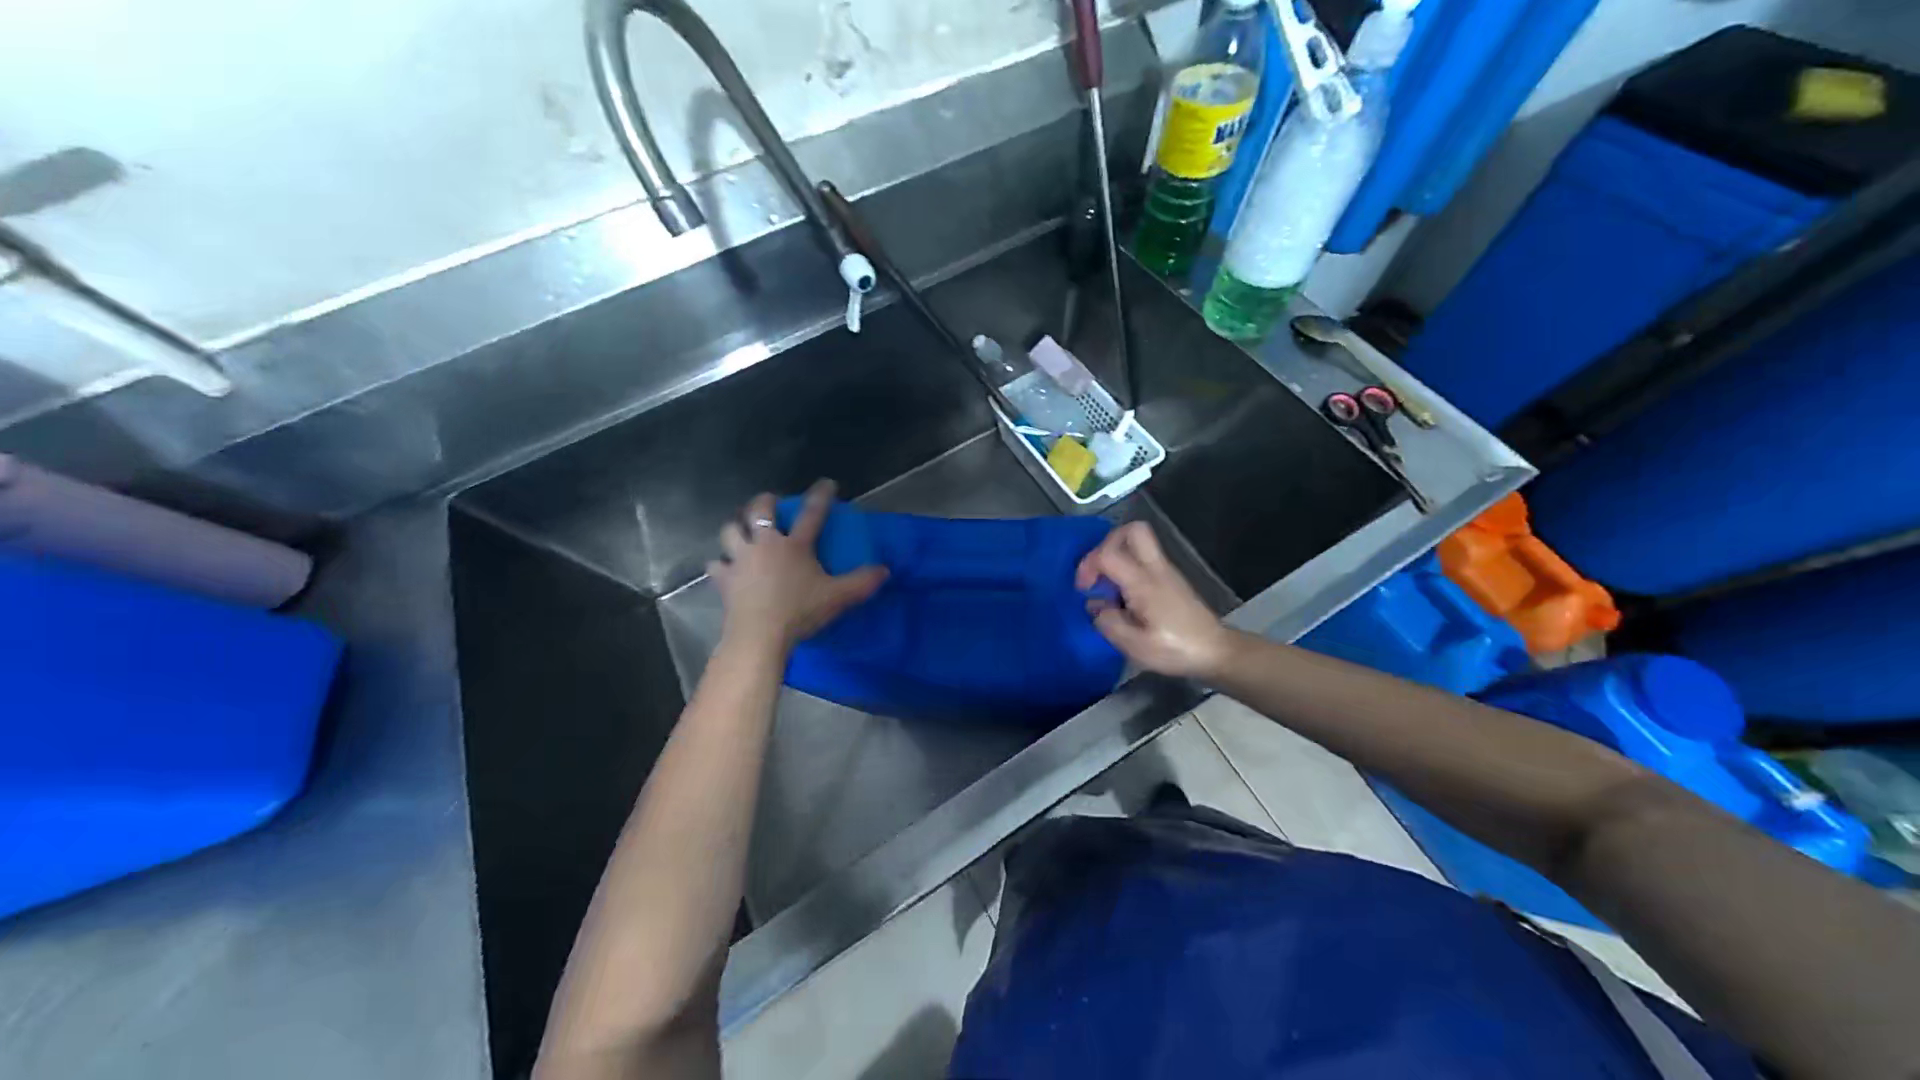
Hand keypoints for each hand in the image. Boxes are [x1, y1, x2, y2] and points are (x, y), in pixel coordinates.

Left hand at [708, 479, 888, 652]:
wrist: (760, 634)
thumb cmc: (800, 612)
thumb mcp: (838, 597)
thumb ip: (862, 582)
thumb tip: (885, 570)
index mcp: (795, 546)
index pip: (812, 514)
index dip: (821, 496)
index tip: (826, 483)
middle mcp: (765, 544)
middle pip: (759, 511)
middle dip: (764, 501)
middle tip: (770, 502)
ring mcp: (741, 559)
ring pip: (730, 530)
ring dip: (735, 527)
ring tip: (741, 530)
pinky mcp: (724, 579)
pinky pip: (716, 564)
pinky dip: (720, 563)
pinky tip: (725, 566)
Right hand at [1075, 521, 1242, 680]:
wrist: (1216, 652)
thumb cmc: (1177, 650)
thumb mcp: (1136, 646)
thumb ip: (1109, 623)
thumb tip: (1097, 608)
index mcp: (1145, 583)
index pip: (1109, 553)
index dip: (1088, 566)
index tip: (1084, 589)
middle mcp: (1156, 569)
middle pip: (1132, 530)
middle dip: (1106, 544)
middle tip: (1097, 572)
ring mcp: (1166, 571)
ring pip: (1138, 542)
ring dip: (1116, 556)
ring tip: (1107, 588)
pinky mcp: (1170, 579)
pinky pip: (1143, 558)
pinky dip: (1127, 568)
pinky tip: (1123, 597)